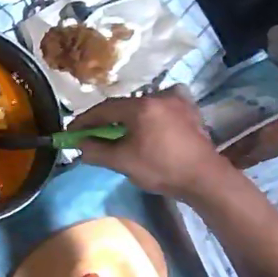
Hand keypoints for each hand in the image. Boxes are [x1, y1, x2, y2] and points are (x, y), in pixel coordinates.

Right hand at [70, 86, 232, 198]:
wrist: (206, 179)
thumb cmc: (161, 168)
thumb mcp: (122, 162)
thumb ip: (95, 151)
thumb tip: (79, 146)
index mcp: (140, 107)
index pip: (103, 109)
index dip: (84, 120)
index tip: (71, 132)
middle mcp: (158, 97)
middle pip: (122, 106)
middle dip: (104, 120)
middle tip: (91, 134)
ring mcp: (177, 103)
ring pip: (141, 107)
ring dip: (125, 118)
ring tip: (116, 133)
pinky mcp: (189, 113)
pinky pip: (160, 109)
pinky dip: (146, 117)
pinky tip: (144, 127)